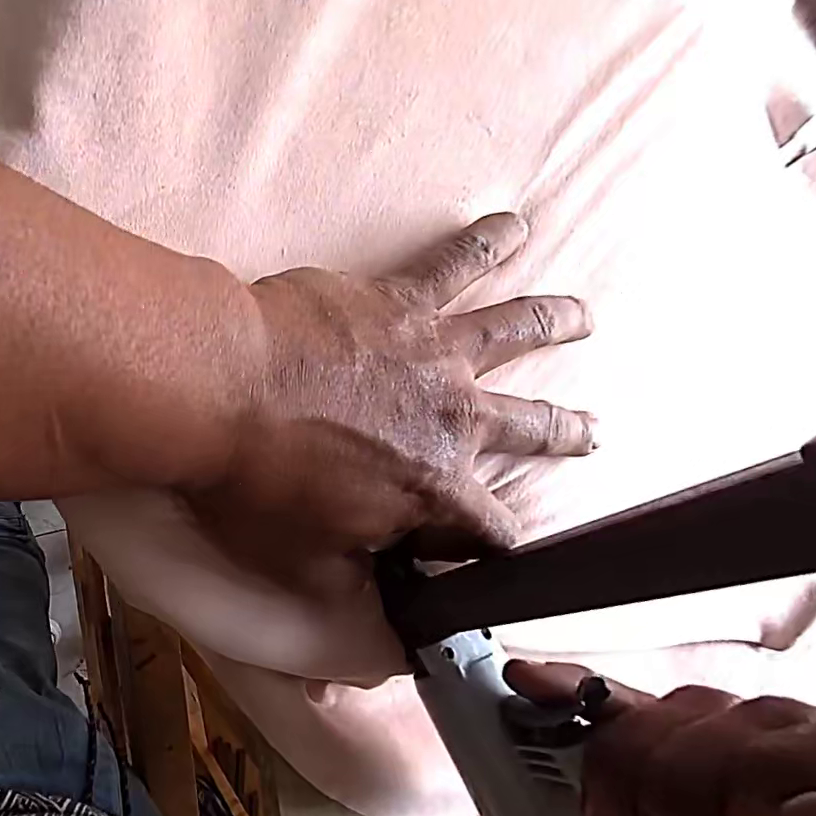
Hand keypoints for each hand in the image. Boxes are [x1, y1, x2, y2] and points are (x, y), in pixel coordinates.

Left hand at [188, 213, 594, 585]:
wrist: (223, 394)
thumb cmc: (253, 481)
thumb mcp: (298, 556)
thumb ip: (344, 575)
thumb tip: (365, 588)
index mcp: (431, 489)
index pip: (487, 530)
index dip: (489, 545)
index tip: (488, 545)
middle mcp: (452, 418)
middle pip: (529, 427)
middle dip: (564, 433)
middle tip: (592, 432)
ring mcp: (432, 353)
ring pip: (515, 331)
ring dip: (555, 324)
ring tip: (583, 318)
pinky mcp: (398, 302)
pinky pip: (455, 263)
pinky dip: (487, 241)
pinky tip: (511, 226)